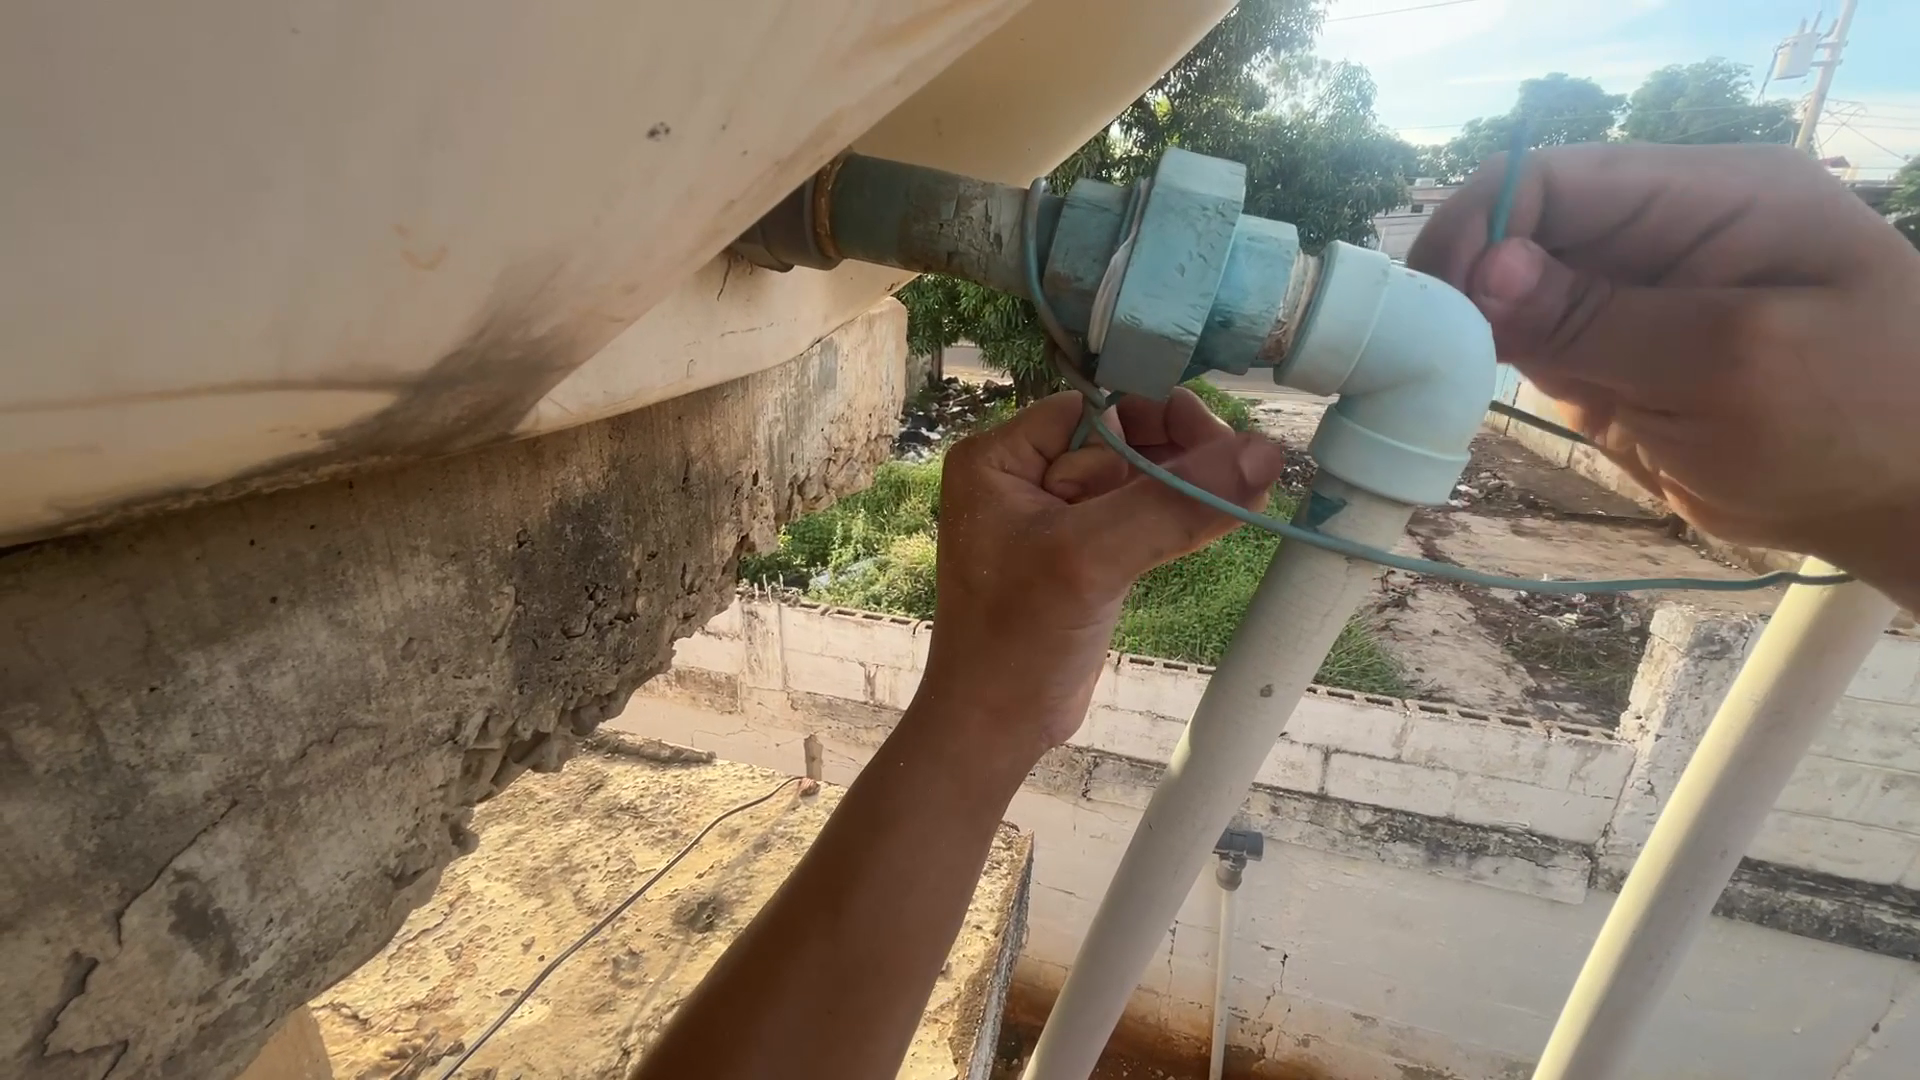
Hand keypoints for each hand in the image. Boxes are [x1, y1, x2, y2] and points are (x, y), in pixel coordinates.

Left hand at [917, 387, 1284, 757]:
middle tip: (1233, 466)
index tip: (1212, 435)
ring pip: (1136, 479)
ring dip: (1185, 483)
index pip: (1091, 409)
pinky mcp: (1085, 553)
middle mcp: (1025, 477)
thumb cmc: (1016, 638)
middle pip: (1120, 438)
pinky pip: (1140, 516)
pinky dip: (1178, 515)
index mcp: (1000, 459)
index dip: (1152, 415)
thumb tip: (1264, 451)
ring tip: (1243, 487)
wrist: (998, 722)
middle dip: (1175, 450)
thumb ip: (1171, 504)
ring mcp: (1057, 517)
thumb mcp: (1088, 559)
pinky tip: (1222, 513)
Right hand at [1408, 142, 1919, 601]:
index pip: (1548, 179)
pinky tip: (1454, 382)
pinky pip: (1505, 335)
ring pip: (1493, 284)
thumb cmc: (1842, 421)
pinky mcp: (1586, 349)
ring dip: (1455, 322)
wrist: (1871, 500)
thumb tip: (1483, 273)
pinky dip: (1471, 356)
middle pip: (1508, 227)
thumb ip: (1598, 315)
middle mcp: (1647, 234)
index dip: (1476, 229)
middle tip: (1422, 347)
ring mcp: (1611, 295)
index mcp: (1704, 198)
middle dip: (1455, 279)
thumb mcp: (1726, 360)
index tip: (1439, 306)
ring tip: (1428, 368)